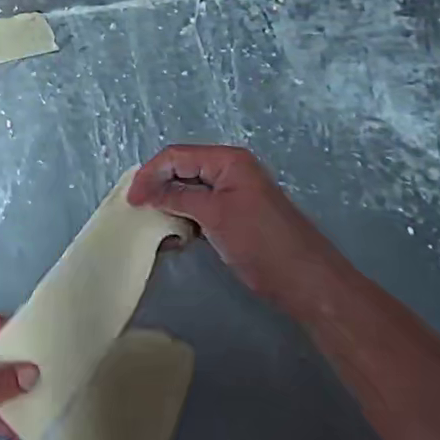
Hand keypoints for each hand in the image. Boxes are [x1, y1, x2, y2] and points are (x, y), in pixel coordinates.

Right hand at [128, 145, 346, 315]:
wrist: (308, 283)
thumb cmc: (261, 243)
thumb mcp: (213, 215)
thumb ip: (177, 197)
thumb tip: (146, 193)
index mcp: (228, 160)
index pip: (175, 156)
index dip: (150, 174)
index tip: (132, 200)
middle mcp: (230, 170)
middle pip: (180, 169)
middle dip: (157, 187)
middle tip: (136, 209)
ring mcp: (233, 192)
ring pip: (188, 190)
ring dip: (169, 205)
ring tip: (153, 224)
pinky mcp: (234, 214)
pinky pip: (199, 208)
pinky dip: (184, 219)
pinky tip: (175, 237)